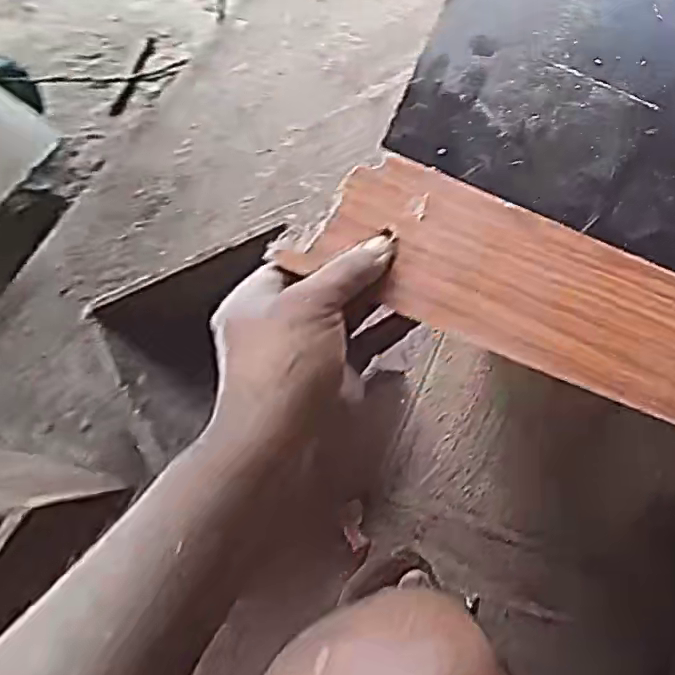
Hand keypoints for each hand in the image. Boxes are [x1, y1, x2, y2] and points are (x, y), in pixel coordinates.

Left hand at [203, 233, 414, 469]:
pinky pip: (371, 340)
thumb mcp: (309, 306)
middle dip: (365, 268)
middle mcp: (286, 322)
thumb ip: (346, 272)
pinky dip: (393, 326)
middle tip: (399, 249)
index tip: (369, 229)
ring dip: (384, 295)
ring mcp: (315, 348)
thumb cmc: (278, 373)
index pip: (300, 259)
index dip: (334, 244)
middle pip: (331, 284)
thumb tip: (378, 246)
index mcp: (259, 299)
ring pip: (355, 312)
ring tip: (414, 275)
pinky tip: (415, 313)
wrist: (282, 444)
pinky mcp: (341, 372)